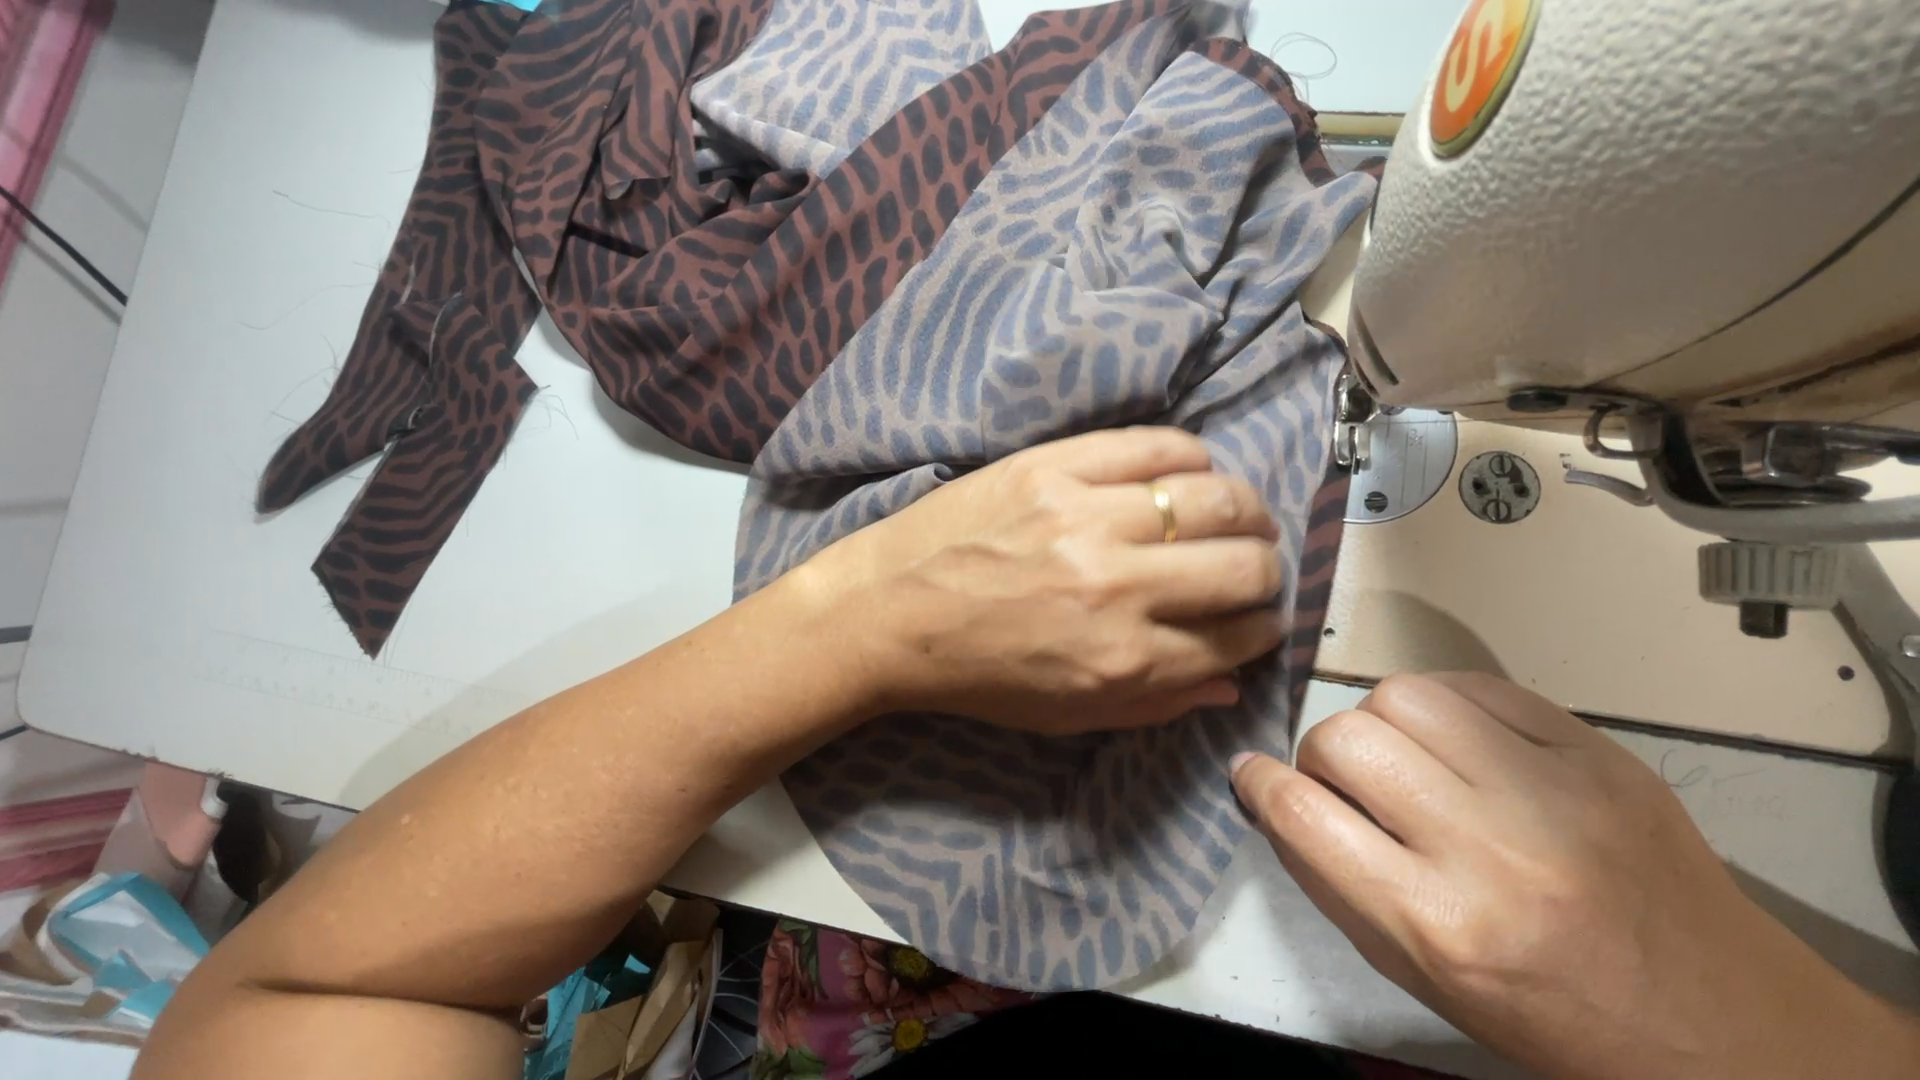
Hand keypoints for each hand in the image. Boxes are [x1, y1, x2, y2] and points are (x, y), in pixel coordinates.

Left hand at [790, 427, 1284, 733]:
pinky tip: (1191, 473)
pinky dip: (1190, 456)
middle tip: (1254, 568)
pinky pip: (1153, 444)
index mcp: (1121, 659)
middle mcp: (1117, 586)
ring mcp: (1085, 516)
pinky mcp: (1053, 466)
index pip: (1235, 638)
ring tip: (1238, 518)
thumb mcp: (1067, 716)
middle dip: (1267, 571)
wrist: (888, 613)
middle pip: (1243, 565)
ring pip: (1214, 497)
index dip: (1261, 629)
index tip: (1257, 619)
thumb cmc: (978, 674)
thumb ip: (1157, 703)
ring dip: (1245, 511)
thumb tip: (1233, 681)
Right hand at [1231, 672, 1919, 1079]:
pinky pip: (1478, 686)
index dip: (1259, 784)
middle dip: (1321, 755)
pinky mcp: (1598, 753)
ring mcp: (1553, 791)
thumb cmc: (1547, 1014)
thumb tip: (1271, 796)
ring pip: (1404, 694)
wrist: (1722, 1024)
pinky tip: (1459, 740)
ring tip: (1406, 756)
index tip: (1253, 776)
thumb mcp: (1418, 973)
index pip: (1301, 814)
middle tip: (1345, 781)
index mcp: (1438, 924)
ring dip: (1381, 721)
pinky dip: (1445, 705)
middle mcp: (1490, 851)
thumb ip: (1332, 882)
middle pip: (1345, 739)